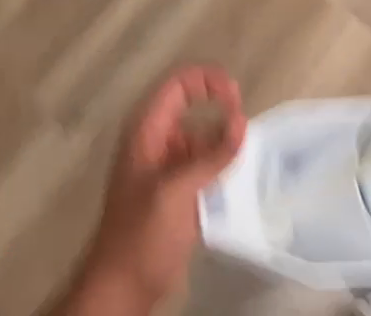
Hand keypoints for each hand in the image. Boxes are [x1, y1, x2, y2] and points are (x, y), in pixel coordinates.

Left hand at [79, 66, 246, 306]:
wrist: (121, 289)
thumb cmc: (140, 235)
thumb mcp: (176, 192)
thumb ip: (211, 155)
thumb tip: (242, 120)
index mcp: (147, 131)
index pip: (179, 84)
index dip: (208, 81)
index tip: (237, 100)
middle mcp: (157, 142)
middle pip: (195, 110)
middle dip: (223, 120)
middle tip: (249, 140)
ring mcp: (167, 168)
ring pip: (204, 141)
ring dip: (226, 150)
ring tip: (248, 166)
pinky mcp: (179, 192)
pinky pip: (206, 168)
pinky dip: (223, 172)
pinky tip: (241, 186)